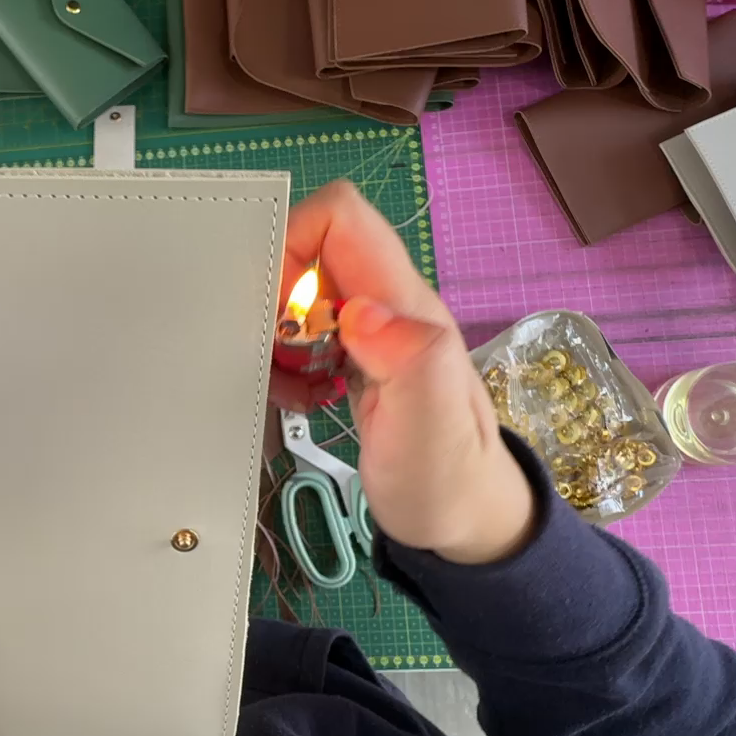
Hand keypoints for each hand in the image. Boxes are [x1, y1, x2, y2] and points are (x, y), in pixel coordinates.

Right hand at [272, 181, 534, 564]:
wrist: (461, 517)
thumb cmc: (445, 479)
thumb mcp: (430, 430)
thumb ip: (410, 362)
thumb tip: (361, 312)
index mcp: (404, 306)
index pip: (340, 218)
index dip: (293, 240)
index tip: (274, 305)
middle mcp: (384, 306)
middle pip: (311, 250)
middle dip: (274, 294)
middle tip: (275, 353)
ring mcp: (368, 332)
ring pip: (300, 292)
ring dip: (275, 332)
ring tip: (290, 382)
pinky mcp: (352, 357)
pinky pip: (300, 333)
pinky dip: (283, 359)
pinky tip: (299, 393)